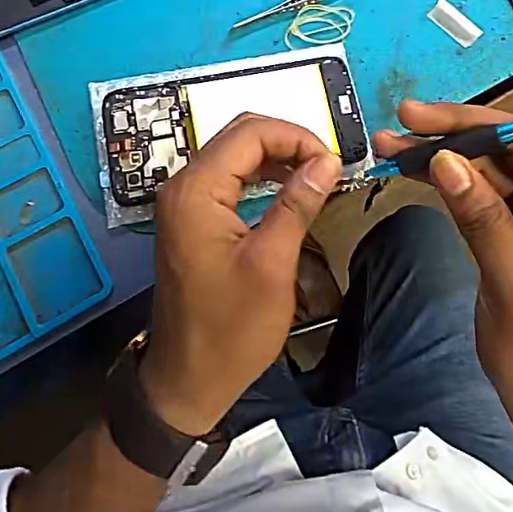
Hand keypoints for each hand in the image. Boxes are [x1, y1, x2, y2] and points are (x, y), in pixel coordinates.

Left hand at [144, 116, 340, 435]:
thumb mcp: (272, 265)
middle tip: (325, 166)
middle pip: (239, 135)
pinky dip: (259, 173)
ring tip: (314, 175)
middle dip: (286, 141)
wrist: (188, 378)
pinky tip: (287, 189)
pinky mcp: (189, 215)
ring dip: (275, 155)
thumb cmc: (230, 329)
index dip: (296, 137)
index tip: (330, 161)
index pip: (250, 133)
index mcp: (196, 192)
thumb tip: (326, 161)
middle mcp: (182, 186)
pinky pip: (227, 176)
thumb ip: (297, 204)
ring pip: (234, 152)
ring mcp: (183, 200)